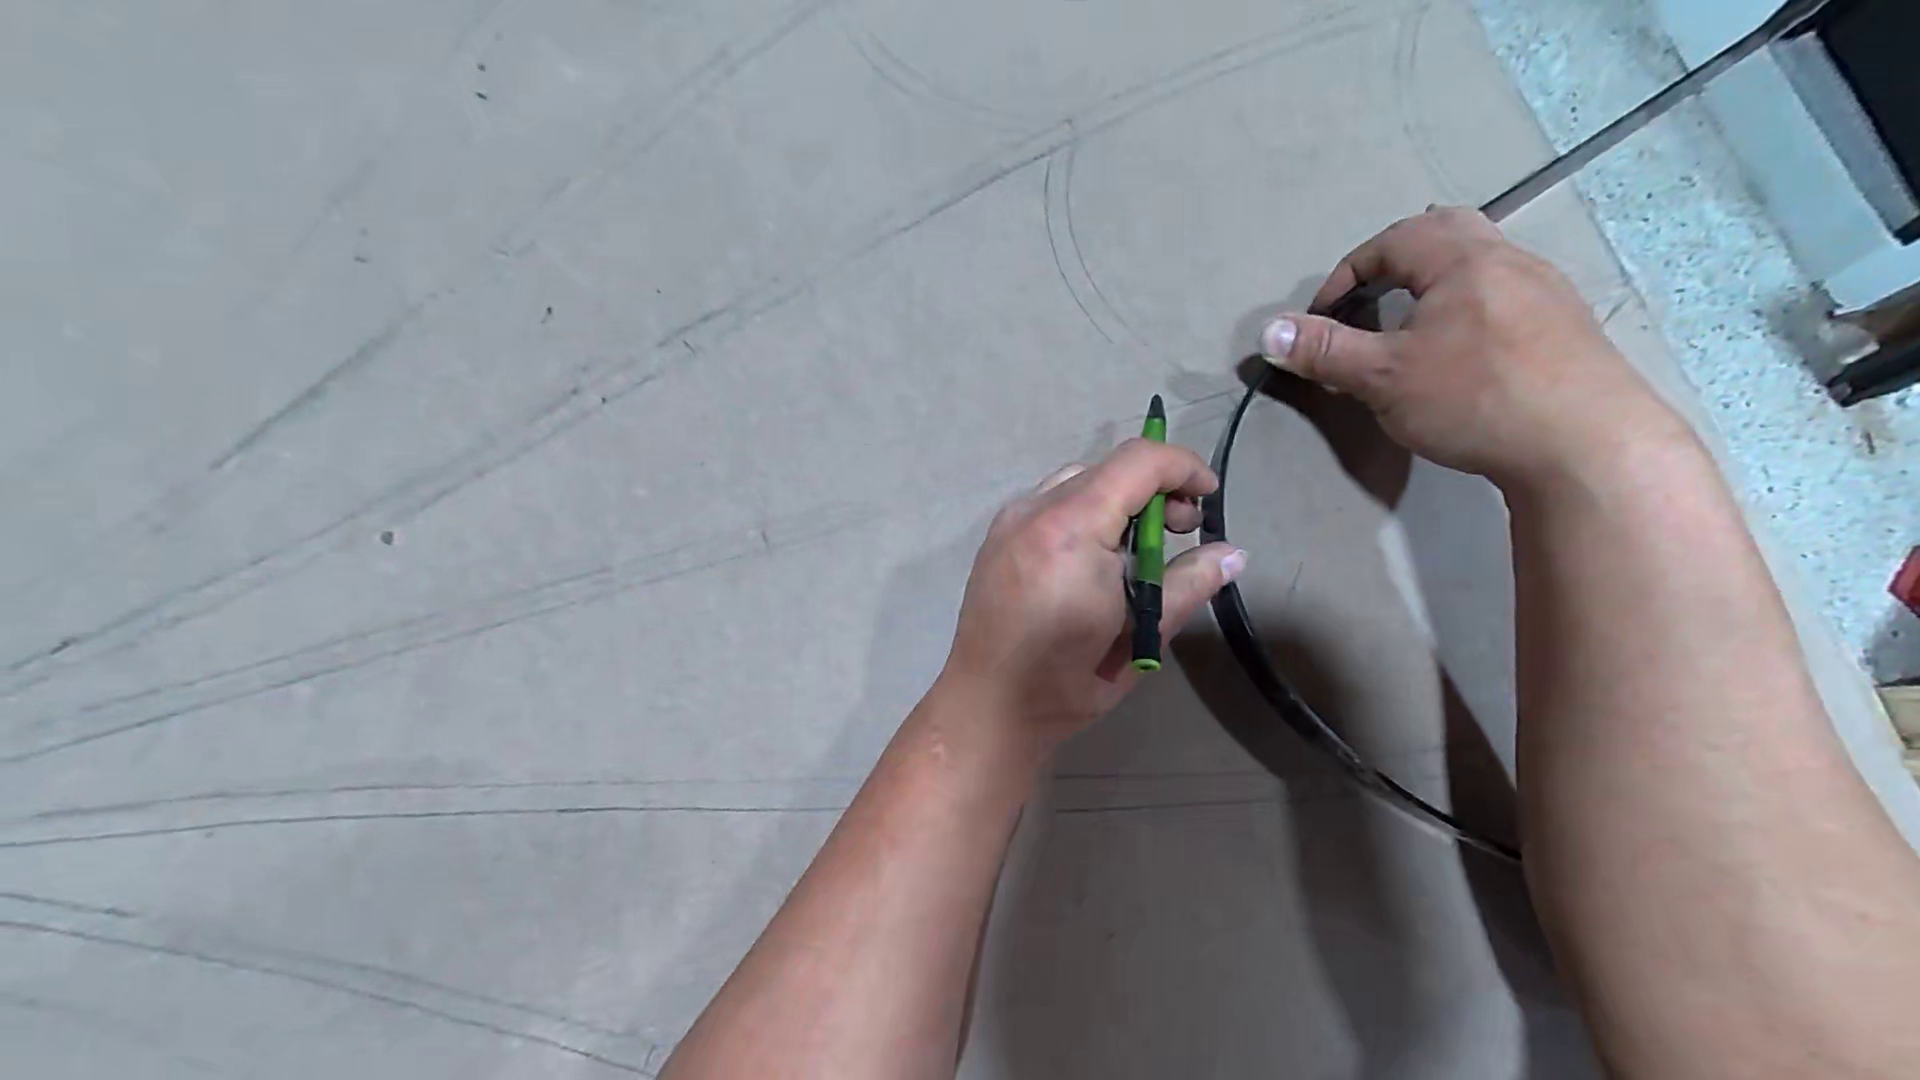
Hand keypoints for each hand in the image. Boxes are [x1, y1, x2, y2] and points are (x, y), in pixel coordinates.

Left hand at [941, 438, 1245, 740]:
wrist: (989, 704)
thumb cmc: (1068, 678)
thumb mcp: (1141, 634)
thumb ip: (1189, 584)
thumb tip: (1235, 554)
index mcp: (1070, 528)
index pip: (1138, 462)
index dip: (1183, 467)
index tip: (1209, 497)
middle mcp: (1034, 511)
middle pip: (1108, 468)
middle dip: (1155, 488)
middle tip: (1181, 530)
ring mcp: (1009, 521)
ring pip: (1078, 480)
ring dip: (1119, 499)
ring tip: (1137, 547)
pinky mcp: (997, 537)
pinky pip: (1051, 502)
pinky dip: (1085, 511)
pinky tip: (1094, 556)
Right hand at [1258, 207, 1690, 486]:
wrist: (1586, 445)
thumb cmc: (1474, 397)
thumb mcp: (1382, 377)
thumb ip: (1324, 351)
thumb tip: (1268, 332)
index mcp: (1464, 261)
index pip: (1393, 241)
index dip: (1346, 274)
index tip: (1321, 317)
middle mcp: (1510, 263)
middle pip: (1446, 232)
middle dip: (1395, 260)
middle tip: (1366, 298)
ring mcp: (1545, 294)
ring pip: (1477, 265)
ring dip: (1430, 285)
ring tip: (1404, 327)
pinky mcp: (1562, 330)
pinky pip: (1500, 297)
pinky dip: (1462, 309)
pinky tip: (1456, 354)